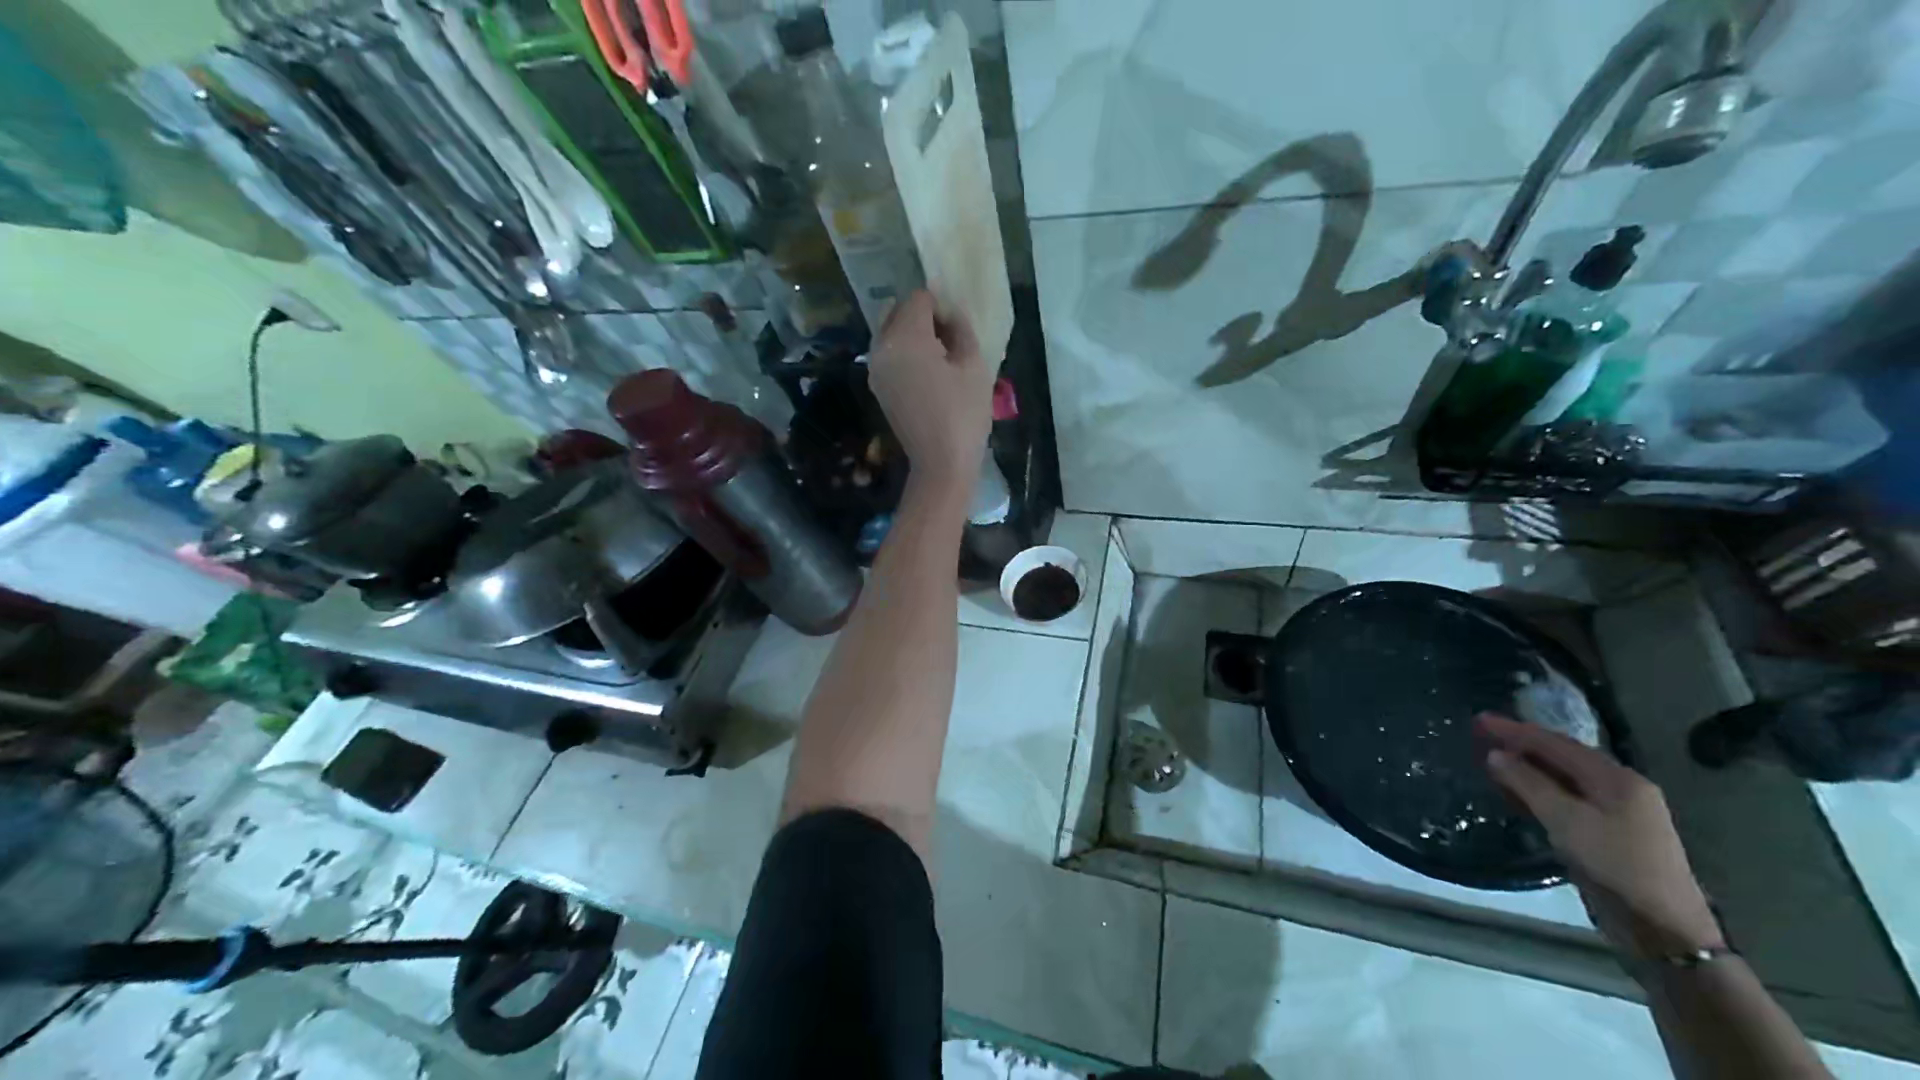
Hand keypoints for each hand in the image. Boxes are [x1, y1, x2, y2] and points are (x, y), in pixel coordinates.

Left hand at [868, 290, 993, 491]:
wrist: (941, 464)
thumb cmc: (963, 413)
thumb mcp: (974, 366)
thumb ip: (961, 329)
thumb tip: (952, 313)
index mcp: (905, 337)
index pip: (919, 299)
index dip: (942, 307)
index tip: (959, 331)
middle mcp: (881, 347)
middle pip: (899, 311)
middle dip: (924, 317)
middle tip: (950, 341)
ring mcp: (875, 368)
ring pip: (891, 332)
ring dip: (913, 334)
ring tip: (941, 358)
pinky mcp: (877, 386)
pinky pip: (889, 354)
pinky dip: (905, 353)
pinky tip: (928, 373)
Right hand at [1477, 712, 1724, 965]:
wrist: (1663, 929)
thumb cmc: (1615, 866)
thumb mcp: (1566, 821)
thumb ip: (1528, 783)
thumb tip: (1496, 754)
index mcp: (1617, 779)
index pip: (1557, 743)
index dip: (1516, 730)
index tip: (1479, 719)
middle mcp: (1620, 789)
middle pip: (1562, 757)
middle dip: (1521, 745)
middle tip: (1481, 736)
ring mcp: (1616, 813)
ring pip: (1562, 779)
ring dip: (1526, 768)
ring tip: (1490, 760)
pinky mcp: (1606, 833)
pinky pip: (1565, 799)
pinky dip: (1537, 790)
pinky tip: (1515, 792)